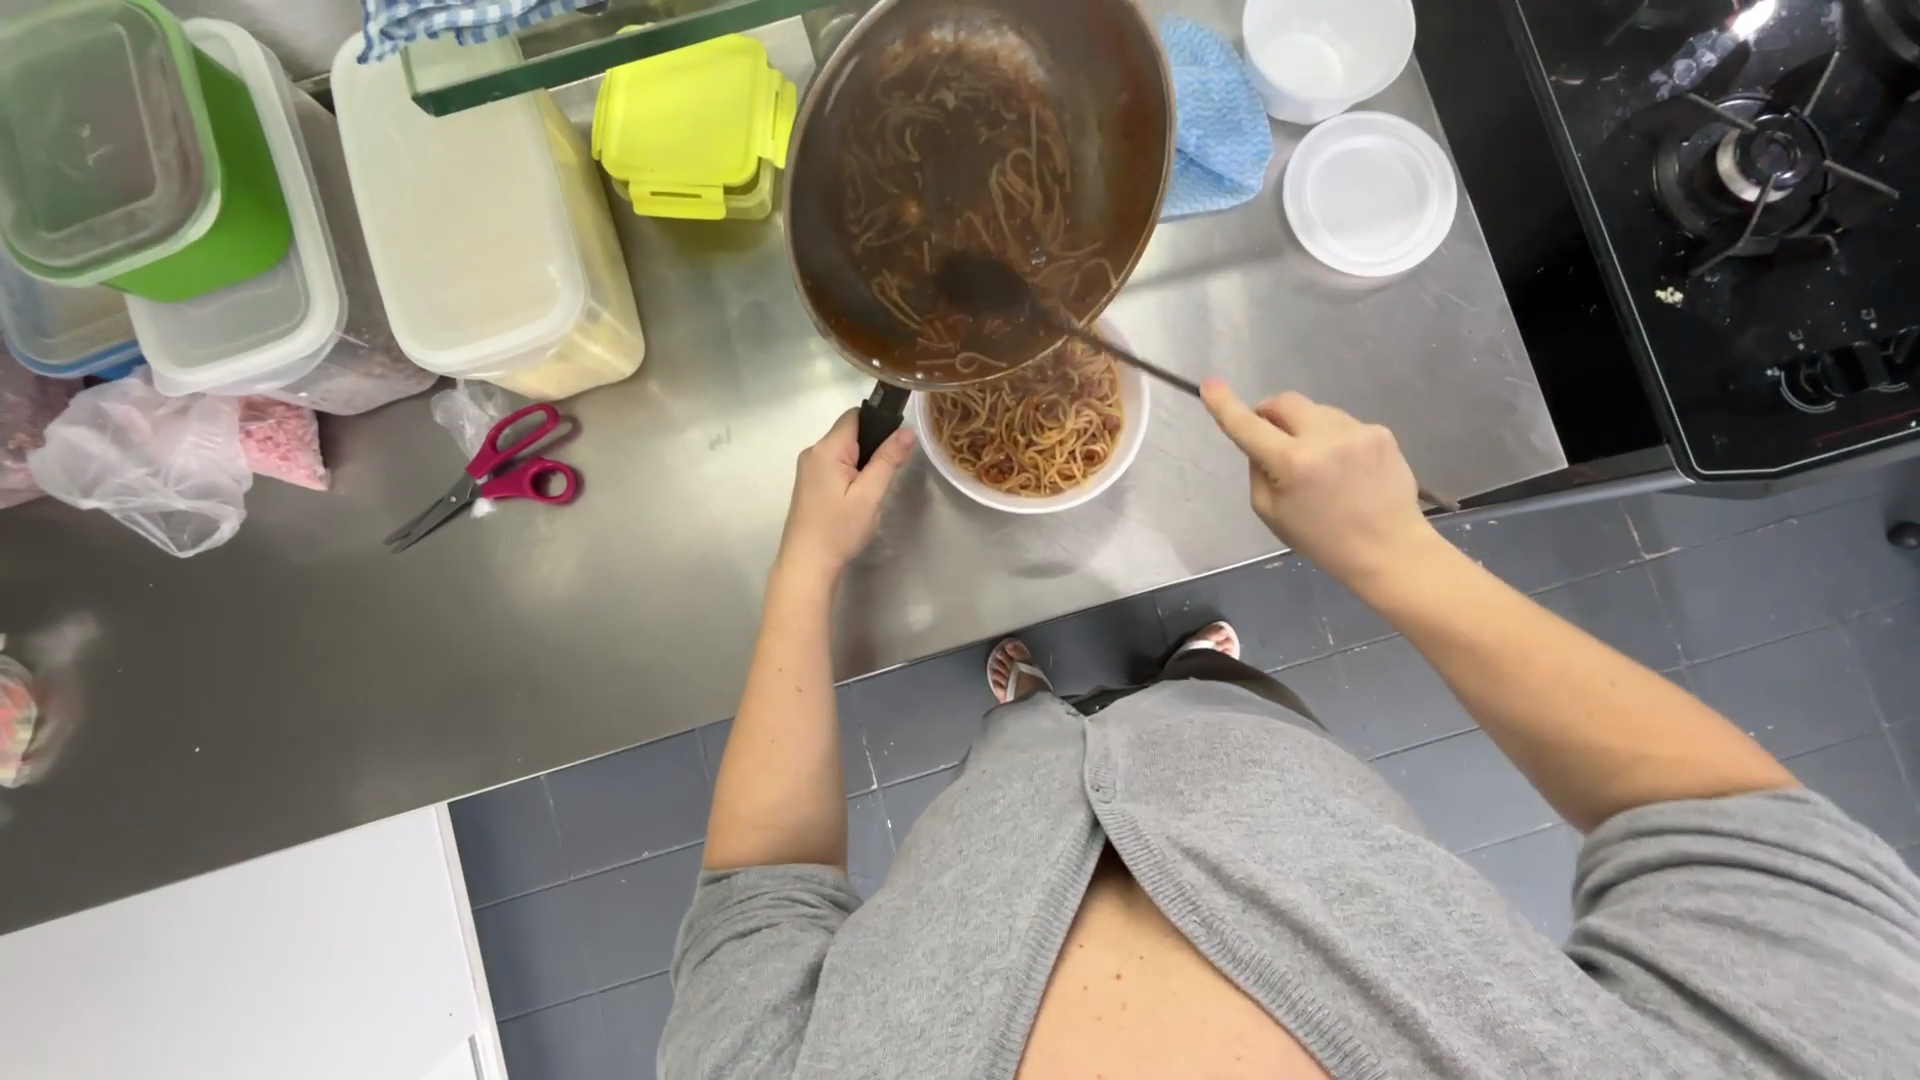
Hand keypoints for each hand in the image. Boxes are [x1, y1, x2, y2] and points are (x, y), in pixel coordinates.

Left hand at [775, 409, 915, 581]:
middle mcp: (813, 451)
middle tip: (885, 475)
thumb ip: (888, 460)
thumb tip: (907, 431)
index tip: (895, 446)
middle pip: (849, 432)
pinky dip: (850, 474)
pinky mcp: (809, 483)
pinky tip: (856, 497)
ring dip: (862, 463)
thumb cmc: (839, 529)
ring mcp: (808, 468)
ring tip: (872, 489)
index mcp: (826, 449)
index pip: (855, 415)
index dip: (879, 424)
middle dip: (872, 447)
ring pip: (843, 451)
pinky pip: (835, 465)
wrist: (807, 563)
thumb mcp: (870, 495)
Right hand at [1200, 379, 1437, 586]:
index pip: (1248, 426)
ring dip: (1304, 428)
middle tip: (1271, 438)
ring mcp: (1357, 430)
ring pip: (1315, 411)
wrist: (1387, 548)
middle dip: (1270, 414)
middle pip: (1284, 402)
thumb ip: (1258, 470)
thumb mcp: (1270, 512)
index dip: (1225, 404)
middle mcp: (1325, 437)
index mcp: (1293, 463)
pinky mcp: (1380, 432)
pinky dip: (1333, 439)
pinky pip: (1342, 424)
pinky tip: (1345, 469)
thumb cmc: (1320, 538)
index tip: (1209, 384)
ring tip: (1318, 465)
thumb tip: (1261, 442)